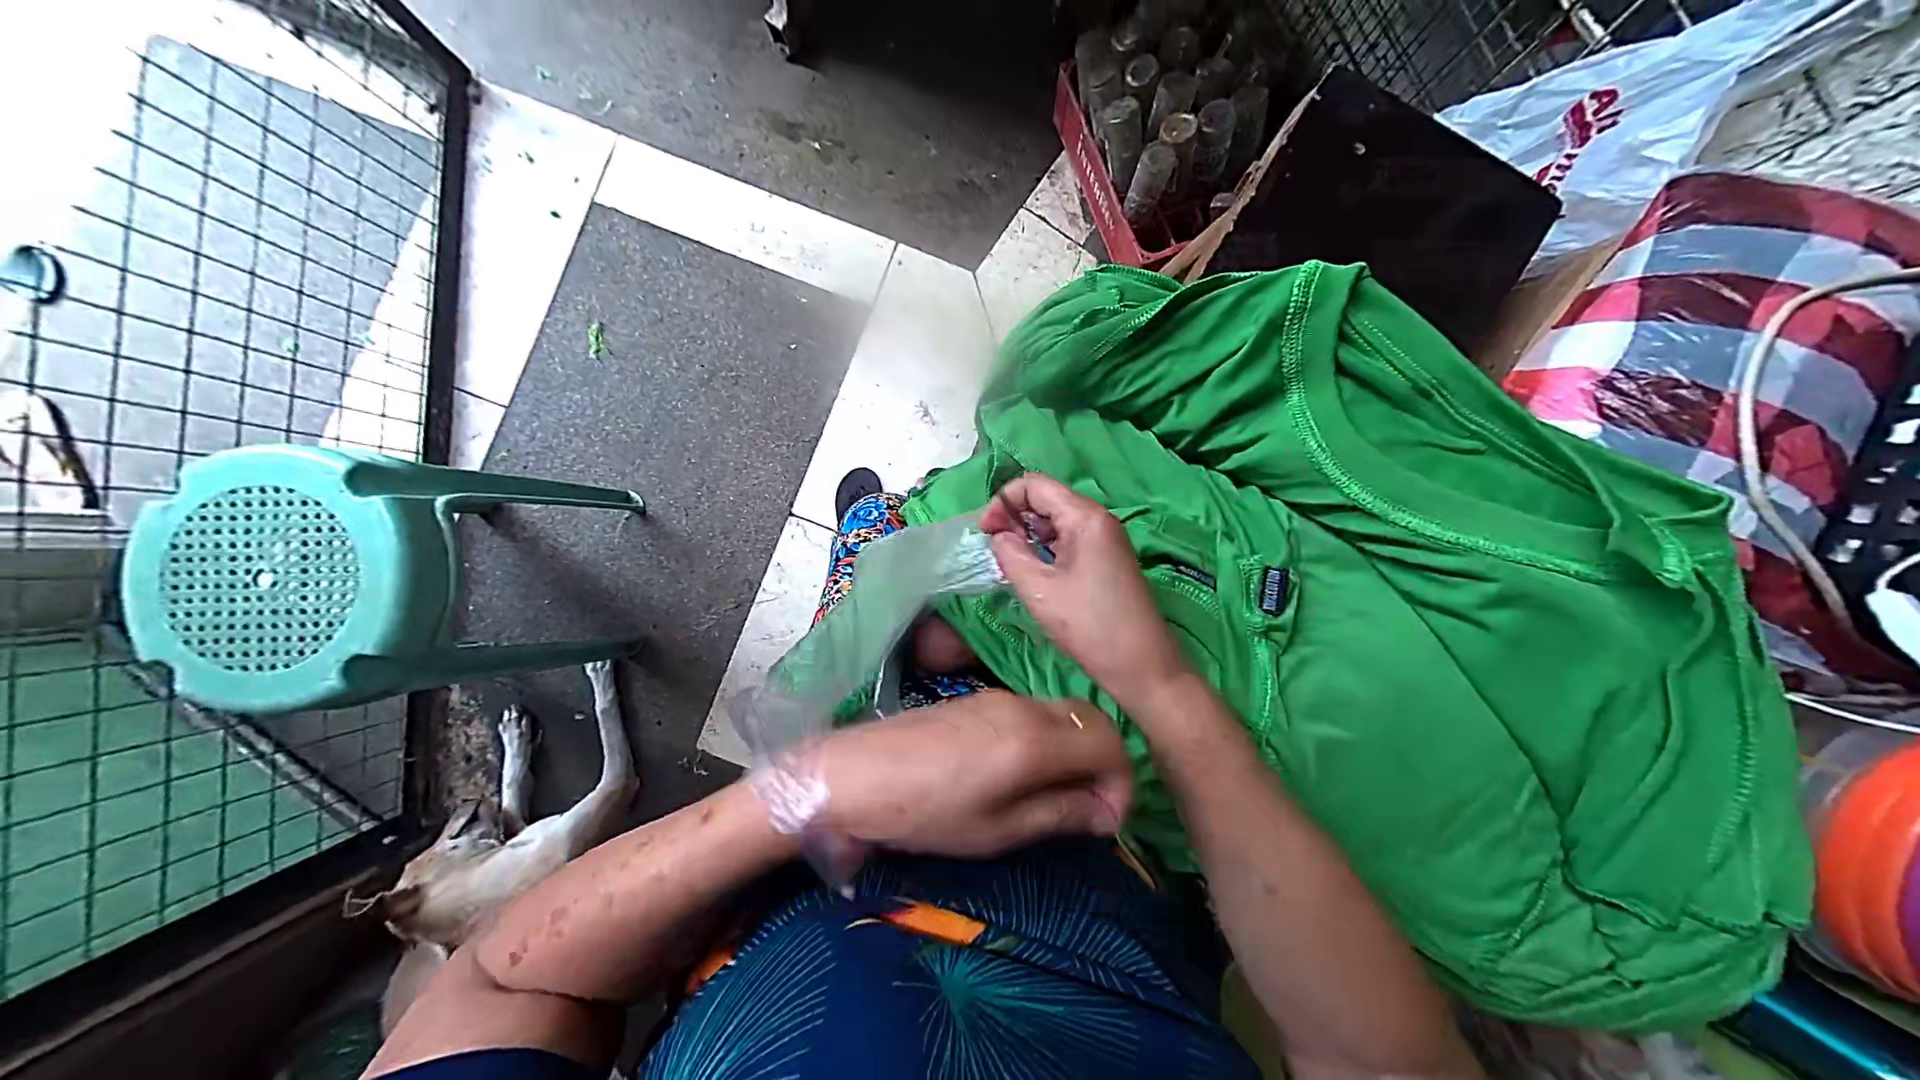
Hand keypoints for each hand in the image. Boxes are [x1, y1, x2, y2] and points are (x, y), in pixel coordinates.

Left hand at [809, 690, 1131, 857]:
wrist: (852, 774)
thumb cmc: (924, 813)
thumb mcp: (996, 829)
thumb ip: (1060, 813)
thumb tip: (1106, 813)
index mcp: (1033, 740)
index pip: (1109, 743)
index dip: (1122, 783)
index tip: (1107, 821)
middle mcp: (1023, 706)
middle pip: (1090, 719)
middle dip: (1104, 762)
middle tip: (1090, 808)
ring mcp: (997, 697)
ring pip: (1061, 713)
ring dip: (1075, 750)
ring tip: (1056, 796)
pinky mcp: (976, 699)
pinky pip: (1032, 711)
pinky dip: (1048, 739)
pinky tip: (1023, 772)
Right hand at [979, 473, 1191, 709]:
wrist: (1141, 665)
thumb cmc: (1089, 625)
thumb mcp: (1039, 589)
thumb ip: (1011, 554)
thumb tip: (999, 536)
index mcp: (1085, 517)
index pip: (1034, 484)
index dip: (1003, 501)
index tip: (984, 532)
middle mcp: (1098, 520)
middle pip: (1046, 500)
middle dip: (1013, 517)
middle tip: (993, 549)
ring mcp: (1105, 540)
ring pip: (1056, 522)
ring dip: (1028, 535)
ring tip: (1008, 563)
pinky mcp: (1106, 560)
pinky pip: (1068, 541)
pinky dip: (1045, 549)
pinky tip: (1032, 573)